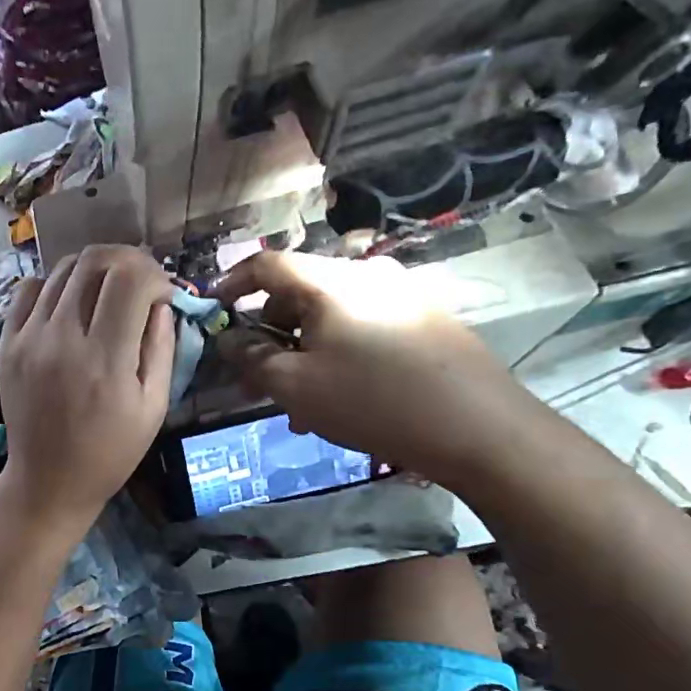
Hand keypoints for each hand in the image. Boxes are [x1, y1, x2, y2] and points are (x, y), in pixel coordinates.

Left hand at [0, 246, 175, 531]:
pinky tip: (70, 304)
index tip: (163, 293)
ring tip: (108, 290)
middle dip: (127, 260)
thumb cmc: (111, 452)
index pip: (130, 280)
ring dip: (94, 269)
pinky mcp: (7, 343)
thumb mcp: (153, 407)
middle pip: (94, 261)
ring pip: (62, 269)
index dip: (154, 274)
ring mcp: (28, 338)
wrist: (49, 481)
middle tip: (140, 279)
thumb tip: (161, 301)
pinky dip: (56, 284)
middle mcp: (62, 339)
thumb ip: (161, 348)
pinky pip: (29, 288)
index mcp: (106, 360)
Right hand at [213, 251, 538, 481]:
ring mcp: (404, 293)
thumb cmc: (373, 401)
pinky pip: (365, 327)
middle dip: (270, 331)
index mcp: (331, 280)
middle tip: (258, 376)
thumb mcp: (297, 387)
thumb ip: (253, 360)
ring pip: (333, 316)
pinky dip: (339, 353)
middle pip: (301, 291)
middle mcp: (368, 273)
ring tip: (301, 402)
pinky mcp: (428, 319)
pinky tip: (343, 396)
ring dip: (305, 351)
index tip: (212, 311)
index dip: (231, 284)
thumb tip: (229, 341)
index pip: (267, 264)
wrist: (477, 426)